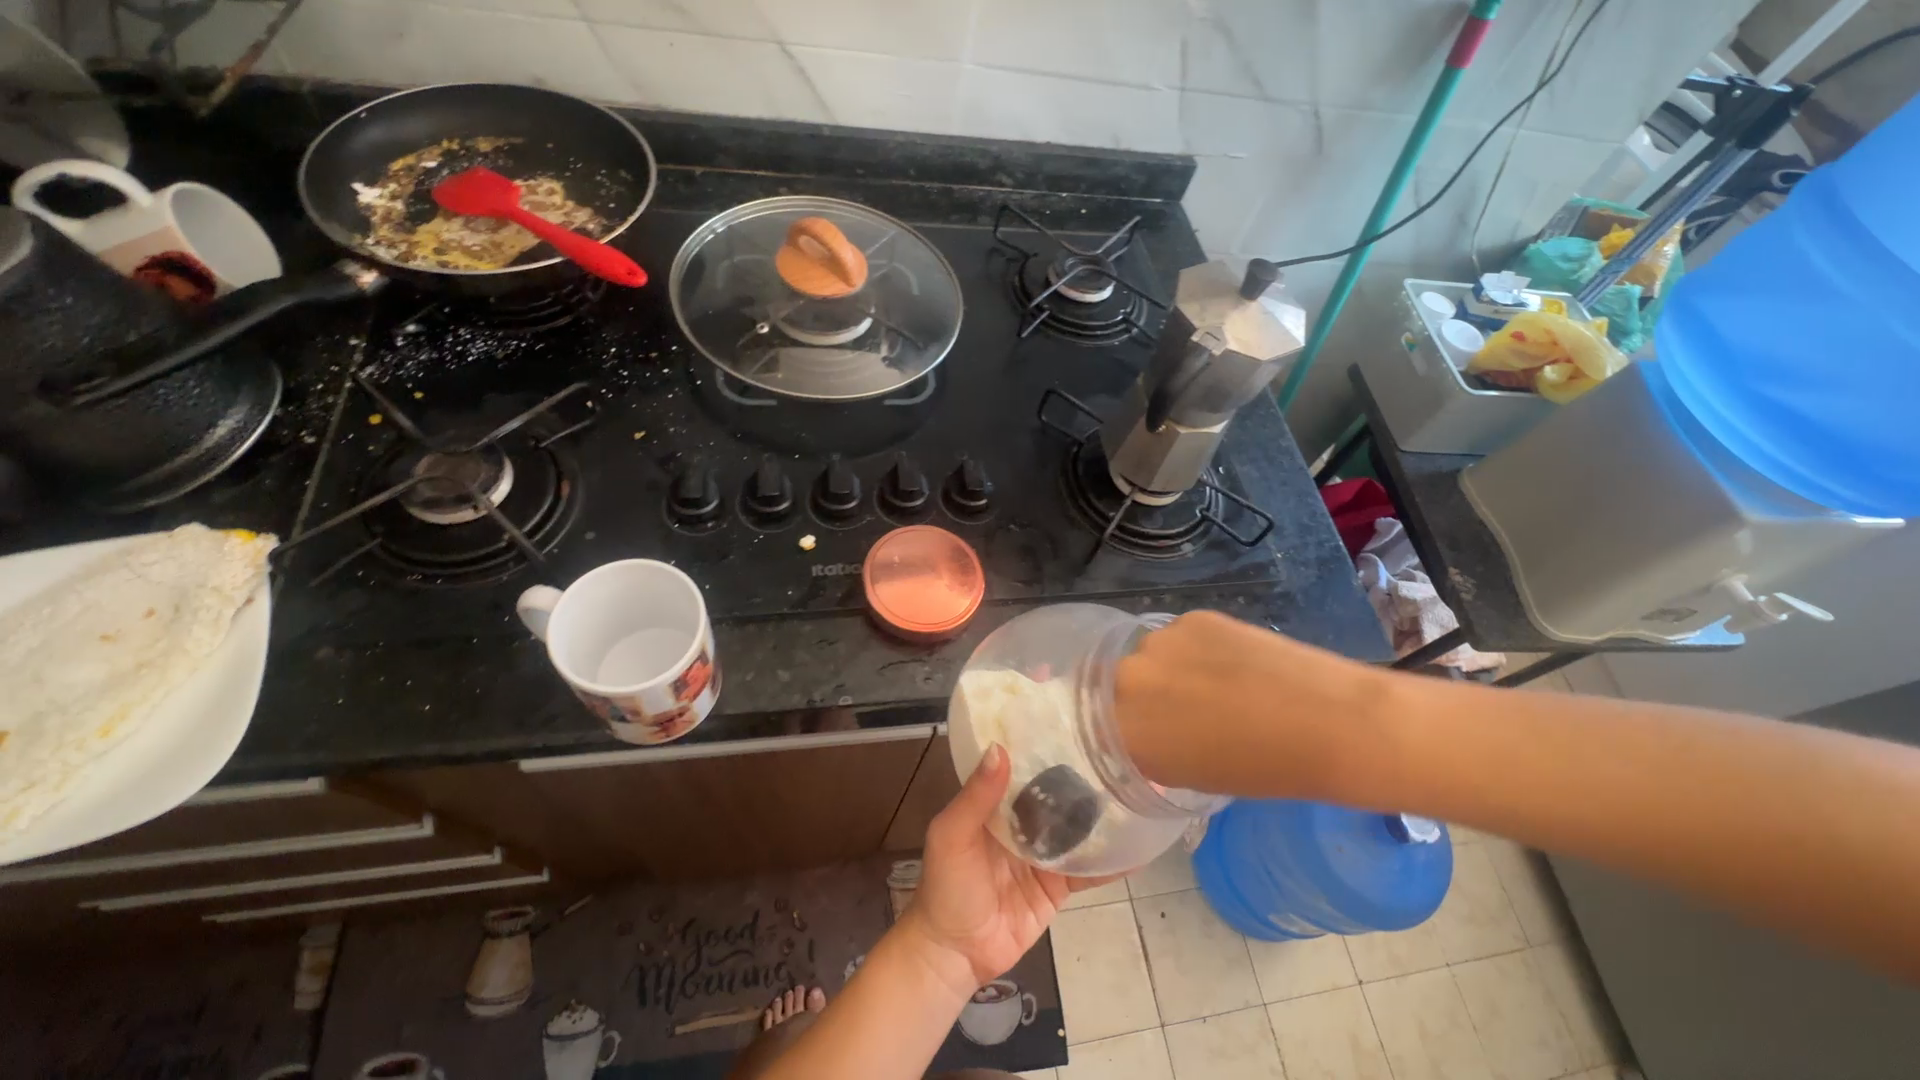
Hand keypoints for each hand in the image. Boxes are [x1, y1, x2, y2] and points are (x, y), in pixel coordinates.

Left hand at [898, 744, 1116, 993]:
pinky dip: (1112, 862)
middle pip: (1059, 798)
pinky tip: (1140, 848)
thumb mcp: (952, 836)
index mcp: (995, 804)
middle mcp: (1021, 824)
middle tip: (1125, 757)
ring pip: (1079, 831)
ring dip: (1104, 817)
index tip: (1082, 728)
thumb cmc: (947, 888)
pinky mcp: (1057, 887)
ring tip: (1140, 793)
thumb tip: (1000, 748)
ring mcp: (1042, 856)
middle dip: (1087, 781)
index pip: (1027, 770)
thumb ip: (976, 796)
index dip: (1050, 751)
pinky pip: (1088, 871)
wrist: (955, 953)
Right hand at [1113, 610, 1386, 800]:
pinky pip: (1180, 636)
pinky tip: (1233, 666)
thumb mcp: (1190, 776)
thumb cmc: (1264, 769)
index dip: (1125, 729)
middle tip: (1183, 713)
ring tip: (1215, 686)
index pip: (1100, 725)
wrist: (1328, 722)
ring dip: (1170, 670)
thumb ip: (1150, 750)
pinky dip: (1198, 650)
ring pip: (1150, 656)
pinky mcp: (1194, 617)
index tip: (1149, 735)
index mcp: (1124, 731)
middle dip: (1144, 697)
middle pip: (1119, 685)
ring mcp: (1160, 642)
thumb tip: (1145, 731)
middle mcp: (1128, 681)